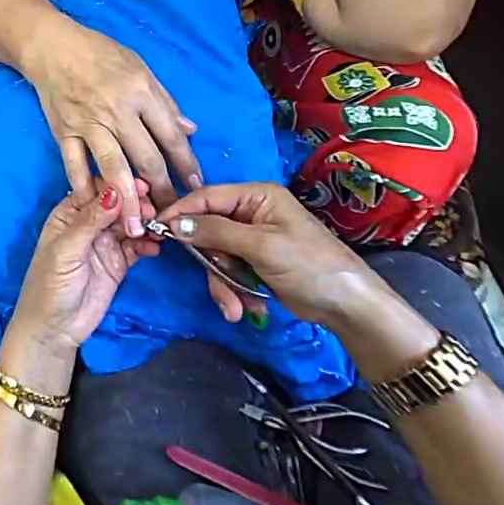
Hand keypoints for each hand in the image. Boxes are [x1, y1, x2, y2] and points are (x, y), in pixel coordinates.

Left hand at [5, 181, 159, 362]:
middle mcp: (90, 223)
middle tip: (152, 211)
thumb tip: (114, 191)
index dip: (118, 185)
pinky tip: (155, 246)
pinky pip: (137, 245)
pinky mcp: (119, 261)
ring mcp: (106, 242)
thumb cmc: (49, 286)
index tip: (140, 186)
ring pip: (130, 223)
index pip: (96, 189)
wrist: (54, 330)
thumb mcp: (66, 250)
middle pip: (118, 203)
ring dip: (145, 222)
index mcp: (70, 213)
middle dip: (136, 204)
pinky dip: (148, 242)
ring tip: (157, 228)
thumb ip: (90, 221)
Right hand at [24, 17, 203, 234]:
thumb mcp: (140, 68)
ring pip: (113, 168)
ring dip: (128, 200)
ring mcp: (89, 125)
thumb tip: (190, 130)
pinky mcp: (64, 133)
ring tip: (137, 227)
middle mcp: (118, 112)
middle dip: (163, 191)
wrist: (53, 47)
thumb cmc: (100, 54)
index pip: (170, 136)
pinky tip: (95, 209)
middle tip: (173, 217)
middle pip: (146, 158)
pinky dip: (84, 188)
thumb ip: (165, 102)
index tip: (197, 186)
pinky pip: (75, 166)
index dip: (186, 164)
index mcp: (141, 93)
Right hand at [157, 182, 392, 330]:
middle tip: (217, 283)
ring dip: (223, 283)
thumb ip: (216, 232)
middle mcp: (251, 212)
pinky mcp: (253, 263)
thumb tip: (175, 223)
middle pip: (207, 230)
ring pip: (215, 256)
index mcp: (256, 196)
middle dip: (211, 263)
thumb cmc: (309, 265)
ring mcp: (251, 239)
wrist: (347, 305)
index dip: (181, 212)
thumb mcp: (261, 246)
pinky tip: (246, 308)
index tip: (156, 228)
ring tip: (237, 306)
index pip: (207, 196)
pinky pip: (228, 272)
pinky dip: (233, 291)